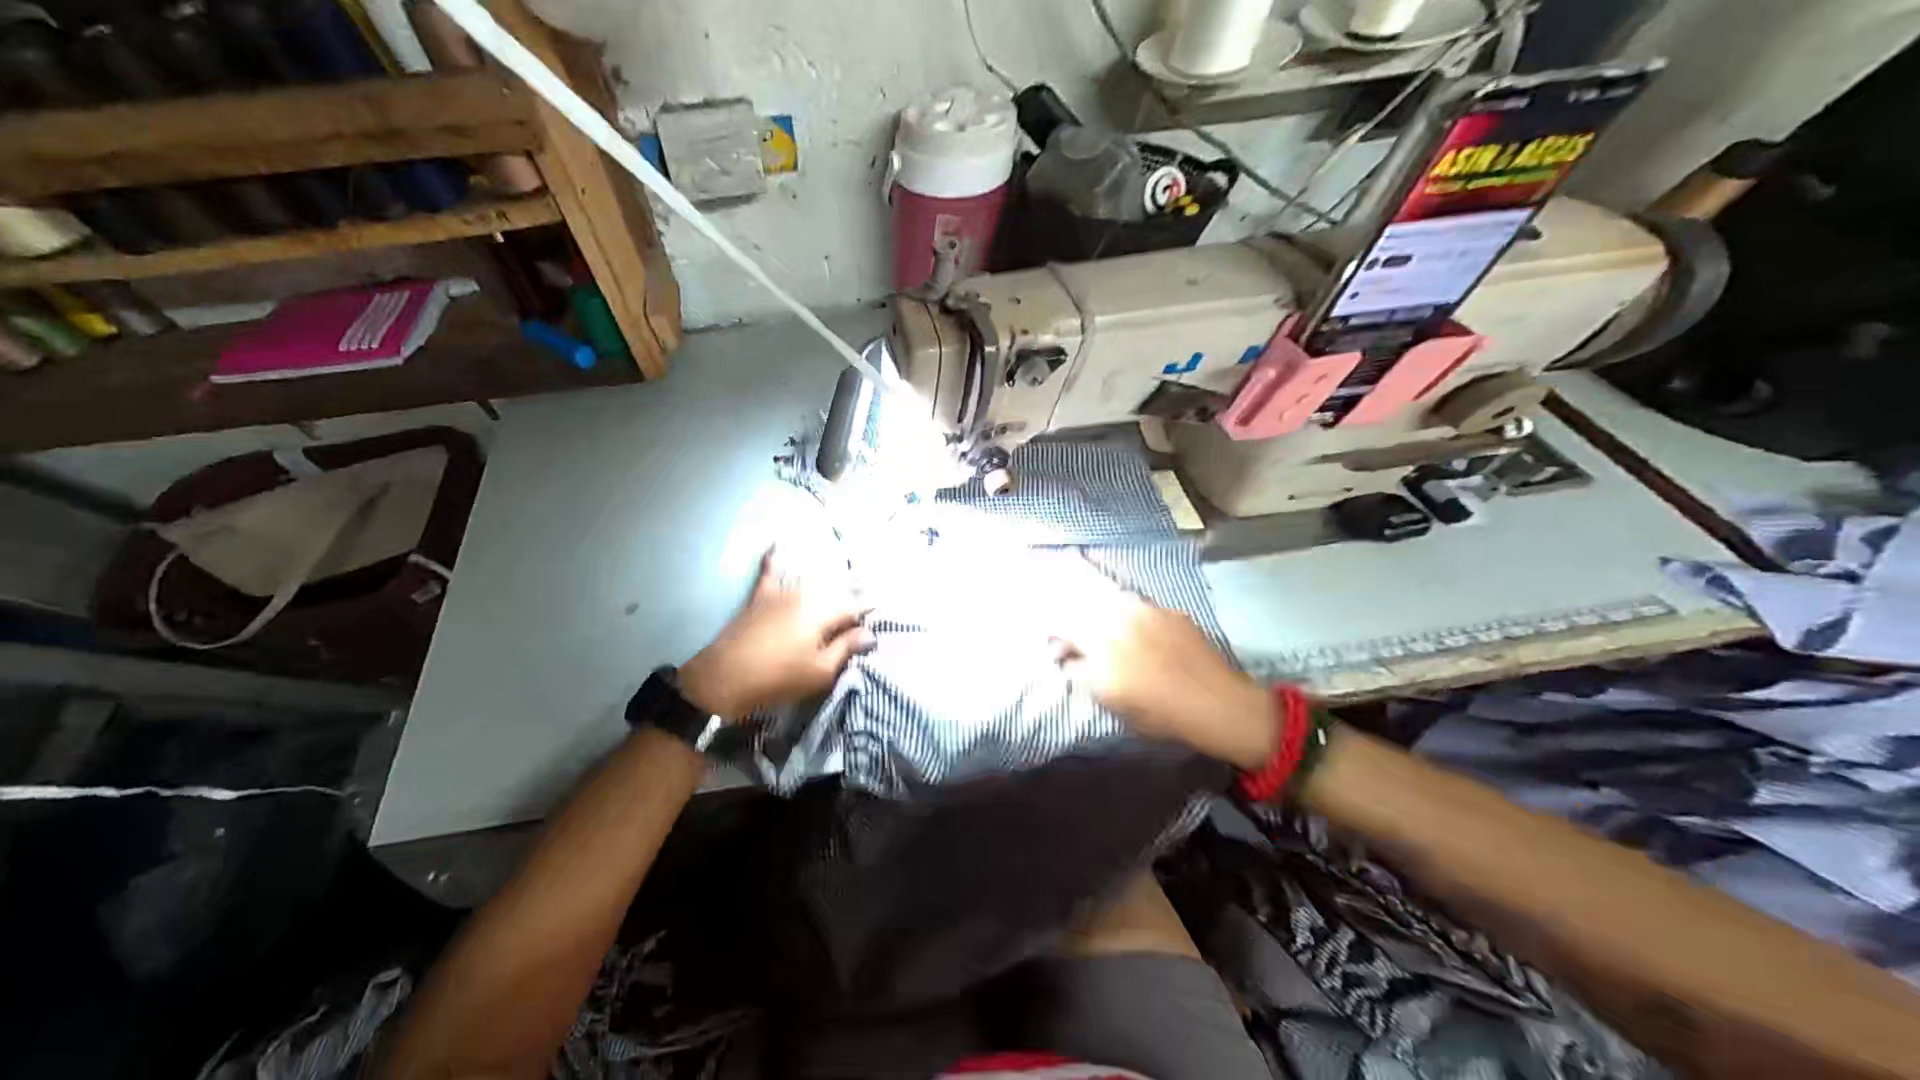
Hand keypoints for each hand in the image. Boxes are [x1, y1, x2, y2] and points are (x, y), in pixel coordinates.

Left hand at [676, 549, 872, 721]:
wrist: (725, 677)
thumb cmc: (778, 678)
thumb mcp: (819, 671)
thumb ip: (845, 648)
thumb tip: (869, 633)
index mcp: (823, 613)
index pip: (854, 606)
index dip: (869, 606)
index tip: (884, 602)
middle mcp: (804, 594)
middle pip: (836, 586)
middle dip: (855, 584)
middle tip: (871, 580)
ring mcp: (780, 592)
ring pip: (810, 575)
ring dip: (829, 571)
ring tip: (844, 568)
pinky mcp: (759, 596)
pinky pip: (771, 570)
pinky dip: (777, 556)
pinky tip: (779, 543)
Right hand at [1048, 571, 1275, 769]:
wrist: (1217, 704)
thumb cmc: (1160, 714)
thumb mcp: (1112, 702)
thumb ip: (1083, 674)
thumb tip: (1066, 656)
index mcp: (1101, 644)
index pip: (1064, 626)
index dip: (1057, 636)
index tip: (1058, 649)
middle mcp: (1120, 619)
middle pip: (1084, 606)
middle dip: (1076, 619)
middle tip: (1079, 638)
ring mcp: (1147, 611)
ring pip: (1111, 600)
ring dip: (1101, 611)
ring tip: (1107, 631)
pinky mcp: (1169, 612)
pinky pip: (1138, 605)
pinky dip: (1128, 614)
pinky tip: (1138, 633)